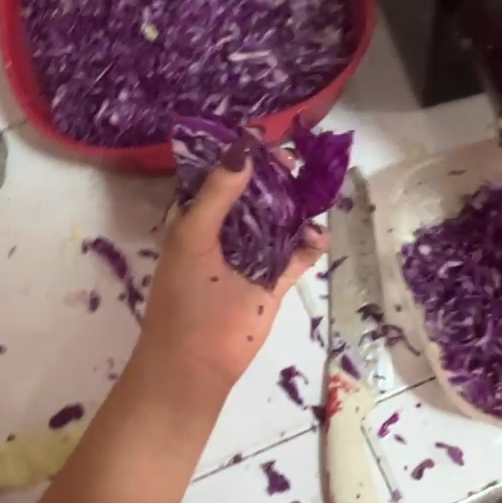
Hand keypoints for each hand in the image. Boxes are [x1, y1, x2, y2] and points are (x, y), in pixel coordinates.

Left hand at [137, 140, 327, 391]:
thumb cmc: (185, 296)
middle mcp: (227, 229)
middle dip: (276, 177)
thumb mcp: (193, 236)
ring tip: (313, 195)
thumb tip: (245, 148)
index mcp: (198, 216)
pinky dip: (310, 243)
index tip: (265, 140)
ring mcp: (252, 254)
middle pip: (257, 192)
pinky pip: (297, 253)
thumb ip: (218, 193)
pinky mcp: (274, 280)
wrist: (195, 362)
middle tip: (294, 165)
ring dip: (297, 206)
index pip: (221, 174)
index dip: (241, 155)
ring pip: (281, 219)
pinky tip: (317, 238)